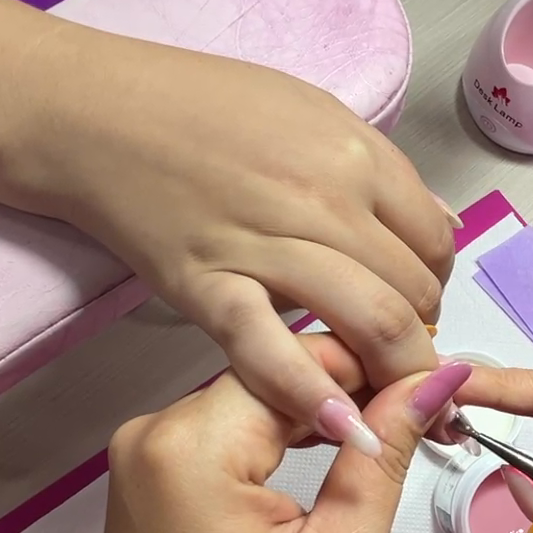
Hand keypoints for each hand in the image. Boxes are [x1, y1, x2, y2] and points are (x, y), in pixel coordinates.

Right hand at [49, 44, 458, 459]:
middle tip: (405, 357)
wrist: (94, 113)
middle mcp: (326, 202)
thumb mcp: (312, 111)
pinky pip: (272, 350)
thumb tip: (437, 224)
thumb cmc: (202, 105)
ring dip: (394, 370)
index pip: (435, 242)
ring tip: (388, 391)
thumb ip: (380, 170)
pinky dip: (312, 393)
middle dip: (422, 337)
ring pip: (368, 322)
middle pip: (413, 292)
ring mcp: (268, 248)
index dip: (438, 283)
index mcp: (355, 154)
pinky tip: (342, 427)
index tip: (422, 304)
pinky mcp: (210, 289)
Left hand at [98, 337, 471, 532]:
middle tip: (417, 410)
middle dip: (349, 385)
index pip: (296, 364)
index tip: (429, 388)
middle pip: (273, 371)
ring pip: (254, 388)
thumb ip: (384, 455)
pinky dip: (280, 421)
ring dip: (318, 402)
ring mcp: (147, 441)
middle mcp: (156, 427)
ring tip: (383, 423)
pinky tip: (329, 432)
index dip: (370, 364)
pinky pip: (228, 417)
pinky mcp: (152, 459)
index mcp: (192, 447)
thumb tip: (436, 379)